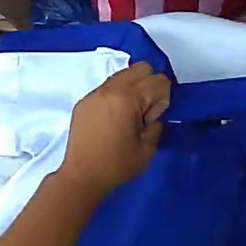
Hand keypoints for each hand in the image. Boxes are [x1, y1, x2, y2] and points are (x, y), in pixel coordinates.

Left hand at [51, 62, 171, 200]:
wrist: (81, 176)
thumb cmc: (117, 165)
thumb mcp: (148, 148)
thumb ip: (157, 124)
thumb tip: (154, 113)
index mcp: (128, 98)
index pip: (158, 80)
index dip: (163, 98)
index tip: (154, 117)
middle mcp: (110, 89)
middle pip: (140, 68)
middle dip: (150, 84)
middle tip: (145, 111)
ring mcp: (94, 93)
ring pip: (122, 75)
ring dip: (132, 88)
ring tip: (128, 115)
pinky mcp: (84, 101)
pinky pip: (106, 87)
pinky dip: (116, 96)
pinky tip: (112, 119)